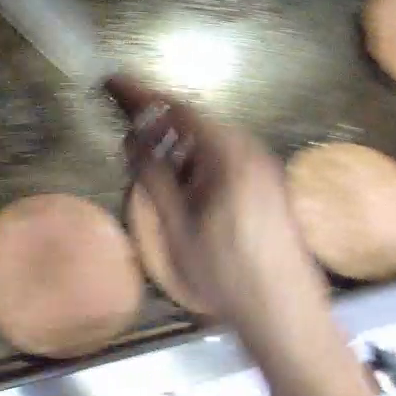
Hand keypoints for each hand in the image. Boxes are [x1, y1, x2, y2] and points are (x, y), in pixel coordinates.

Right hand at [113, 78, 335, 359]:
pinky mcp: (267, 187)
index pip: (177, 108)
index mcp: (228, 155)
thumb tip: (132, 137)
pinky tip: (177, 179)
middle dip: (156, 118)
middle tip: (121, 121)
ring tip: (143, 154)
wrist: (285, 314)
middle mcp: (250, 152)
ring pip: (208, 140)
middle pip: (194, 120)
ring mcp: (263, 169)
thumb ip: (153, 175)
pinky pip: (222, 156)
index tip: (110, 81)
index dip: (141, 94)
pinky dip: (193, 157)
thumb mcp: (177, 224)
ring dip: (174, 141)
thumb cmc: (225, 272)